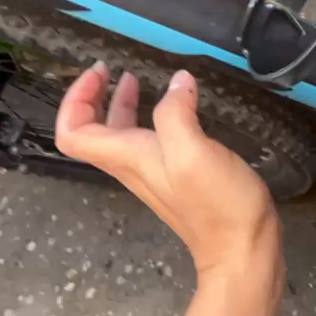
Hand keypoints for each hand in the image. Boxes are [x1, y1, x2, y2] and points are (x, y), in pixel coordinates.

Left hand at [56, 62, 278, 277]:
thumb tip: (178, 81)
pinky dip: (151, 115)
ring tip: (136, 78)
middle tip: (111, 69)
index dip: (76, 100)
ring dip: (120, 104)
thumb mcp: (193, 153)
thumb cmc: (216, 202)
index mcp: (128, 158)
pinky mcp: (180, 175)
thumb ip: (177, 114)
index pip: (74, 132)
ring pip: (121, 135)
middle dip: (93, 98)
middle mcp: (134, 166)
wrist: (241, 247)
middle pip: (92, 133)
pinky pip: (150, 140)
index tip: (101, 70)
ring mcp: (156, 172)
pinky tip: (178, 105)